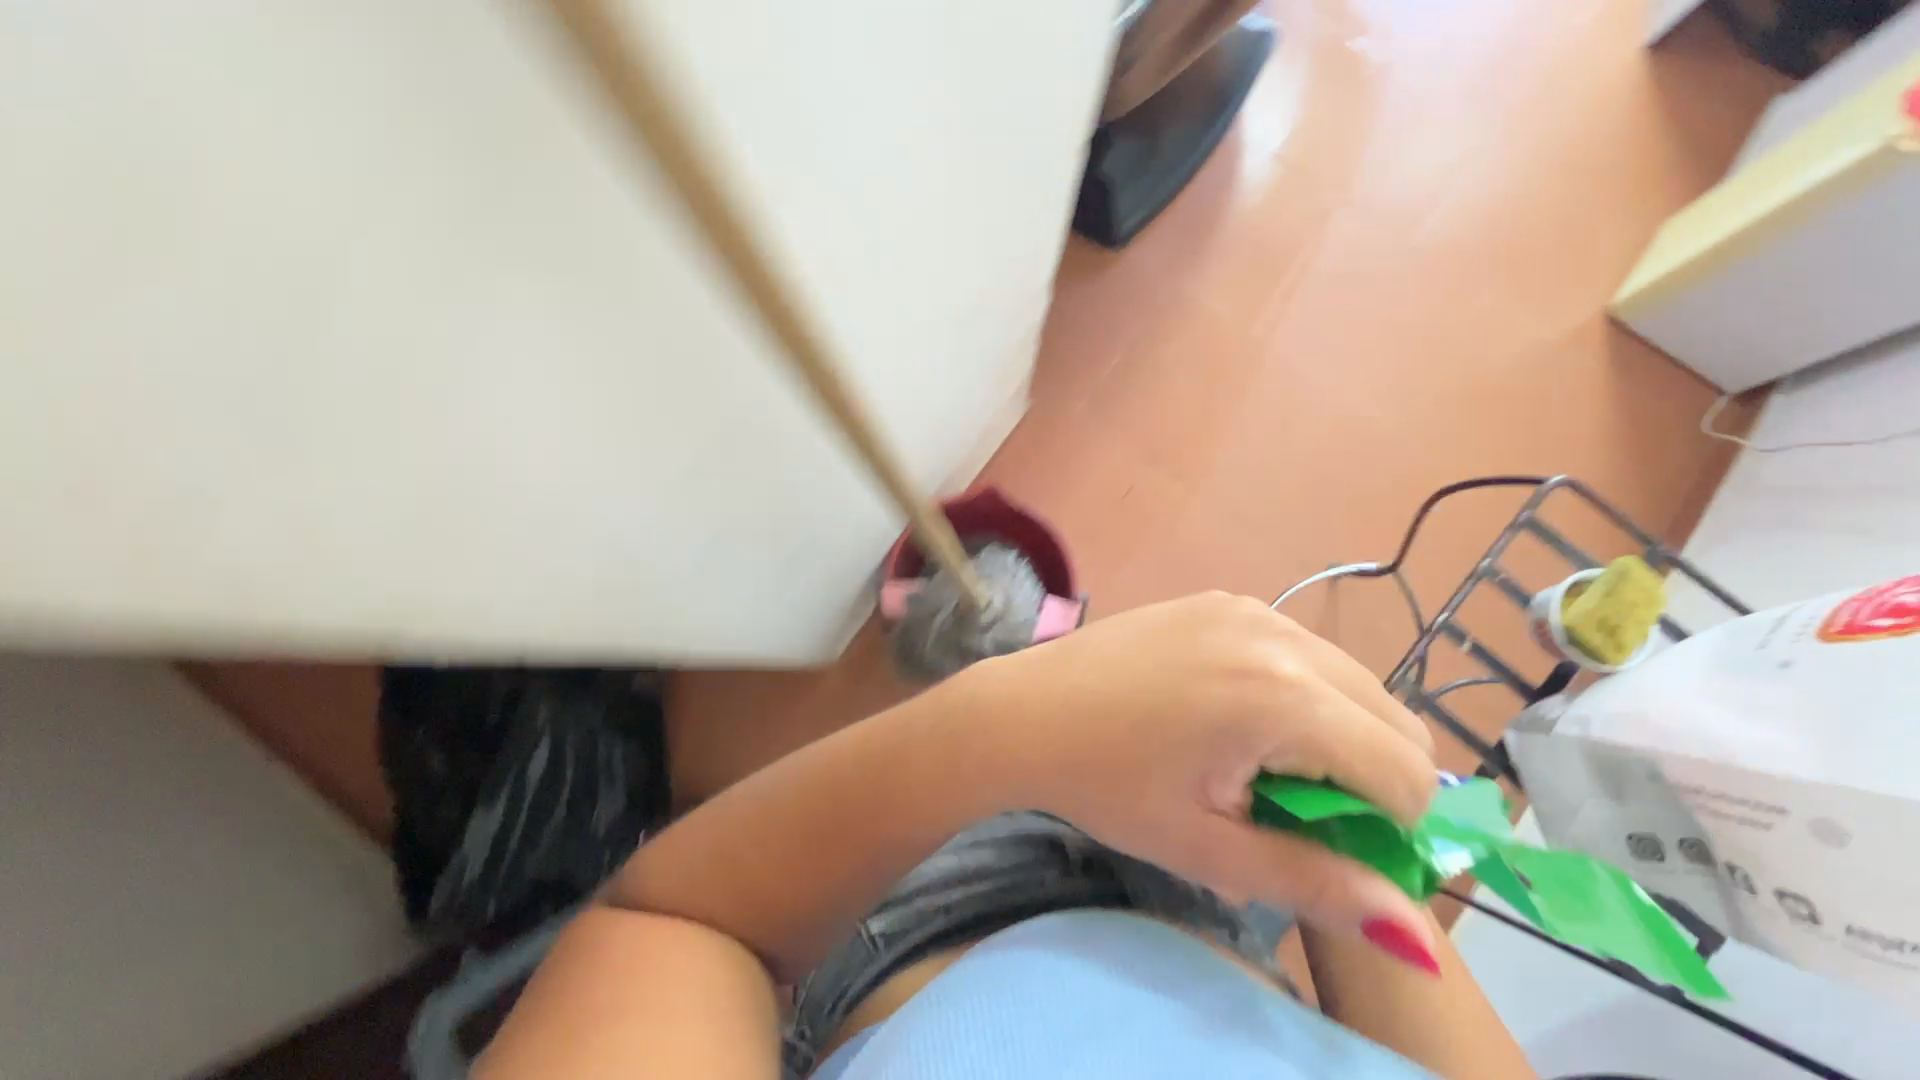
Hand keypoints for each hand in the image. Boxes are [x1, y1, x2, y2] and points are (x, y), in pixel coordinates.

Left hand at [960, 591, 1442, 968]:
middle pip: (1396, 719)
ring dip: (1341, 735)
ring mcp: (1253, 608)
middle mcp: (1282, 637)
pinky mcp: (1226, 600)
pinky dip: (1304, 695)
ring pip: (1355, 682)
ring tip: (1264, 767)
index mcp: (1284, 699)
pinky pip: (1305, 652)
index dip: (1391, 828)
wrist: (1021, 712)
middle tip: (1300, 812)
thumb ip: (1314, 884)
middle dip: (1375, 779)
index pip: (1407, 772)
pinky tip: (1237, 720)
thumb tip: (1414, 933)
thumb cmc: (1106, 786)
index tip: (1332, 848)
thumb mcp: (1205, 848)